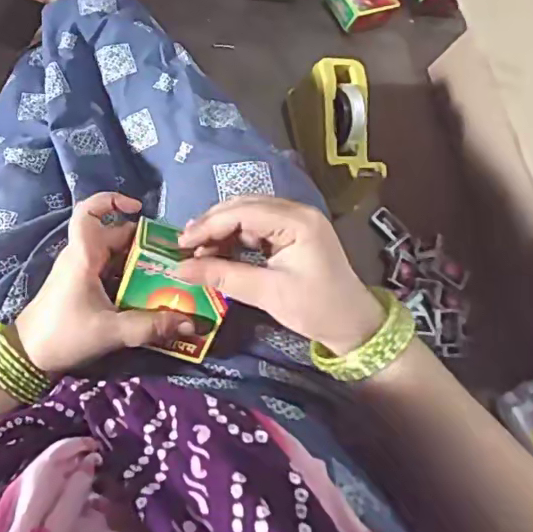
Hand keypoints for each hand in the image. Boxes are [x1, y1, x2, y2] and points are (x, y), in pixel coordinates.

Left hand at [14, 192, 194, 373]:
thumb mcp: (110, 332)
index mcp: (83, 255)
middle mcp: (82, 257)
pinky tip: (149, 293)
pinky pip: (110, 271)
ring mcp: (80, 271)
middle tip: (172, 257)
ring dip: (138, 262)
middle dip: (144, 242)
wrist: (28, 355)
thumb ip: (150, 327)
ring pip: (114, 255)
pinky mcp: (82, 287)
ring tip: (168, 275)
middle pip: (114, 235)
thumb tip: (190, 323)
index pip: (89, 212)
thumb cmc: (63, 334)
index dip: (112, 201)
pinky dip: (129, 276)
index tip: (138, 208)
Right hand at [175, 196, 382, 355]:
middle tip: (184, 245)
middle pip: (242, 206)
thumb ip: (222, 276)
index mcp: (297, 221)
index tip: (181, 244)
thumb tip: (179, 269)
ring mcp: (295, 220)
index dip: (208, 225)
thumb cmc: (315, 309)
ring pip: (246, 214)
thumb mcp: (266, 293)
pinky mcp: (291, 233)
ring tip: (196, 249)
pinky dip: (234, 237)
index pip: (242, 212)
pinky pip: (255, 226)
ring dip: (220, 229)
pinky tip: (217, 250)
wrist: (354, 325)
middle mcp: (296, 212)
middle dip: (211, 224)